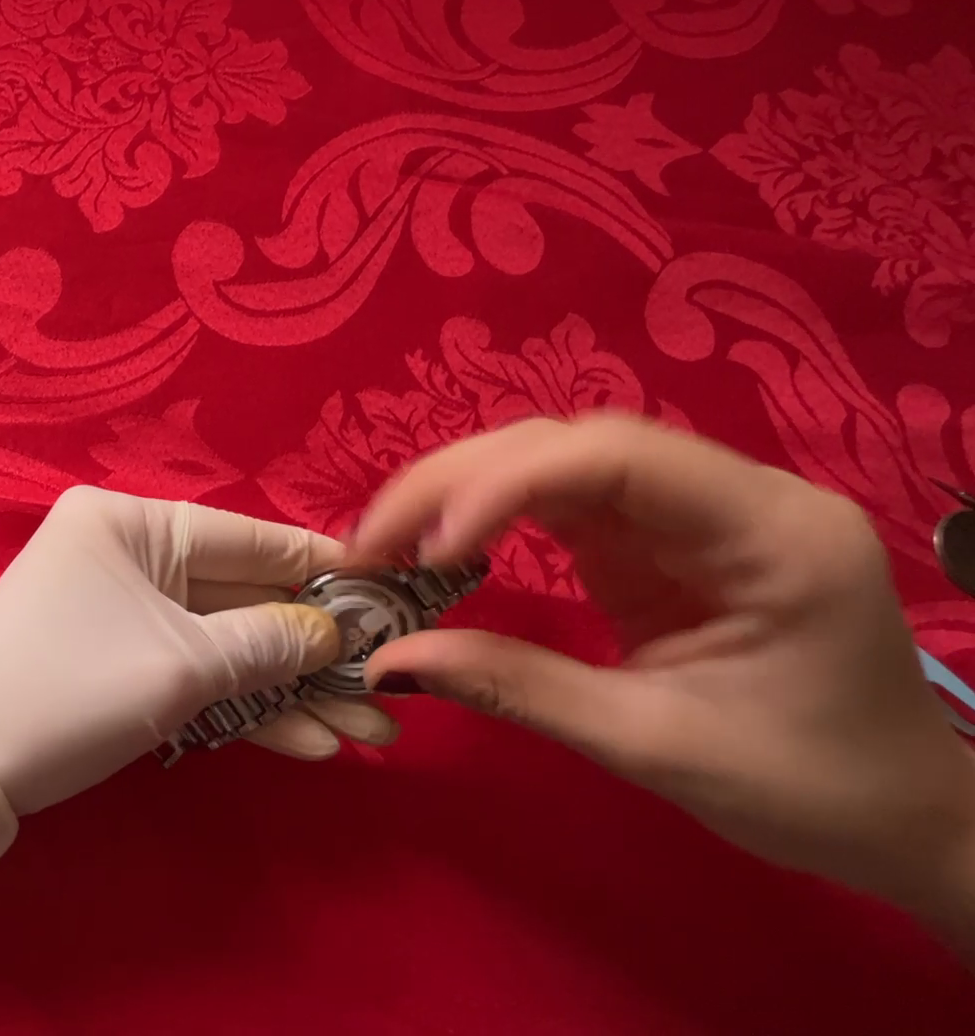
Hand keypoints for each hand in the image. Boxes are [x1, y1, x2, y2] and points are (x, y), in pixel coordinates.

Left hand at [0, 487, 397, 866]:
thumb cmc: (69, 692)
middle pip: (242, 595)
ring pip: (223, 643)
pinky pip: (192, 671)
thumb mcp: (180, 666)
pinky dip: (241, 705)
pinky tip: (307, 741)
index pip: (246, 537)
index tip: (389, 586)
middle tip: (389, 685)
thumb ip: (267, 643)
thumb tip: (331, 631)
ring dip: (288, 689)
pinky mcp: (118, 659)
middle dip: (313, 650)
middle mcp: (125, 553)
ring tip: (368, 732)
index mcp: (128, 523)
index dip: (321, 565)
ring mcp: (122, 609)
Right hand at [350, 414, 974, 918]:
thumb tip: (383, 660)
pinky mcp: (643, 538)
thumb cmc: (805, 785)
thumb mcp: (651, 743)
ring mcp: (678, 512)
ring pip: (543, 462)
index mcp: (767, 532)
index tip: (426, 552)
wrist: (892, 816)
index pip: (615, 458)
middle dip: (453, 483)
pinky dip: (477, 517)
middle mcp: (724, 495)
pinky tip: (433, 546)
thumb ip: (515, 687)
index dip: (504, 485)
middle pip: (563, 445)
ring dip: (452, 492)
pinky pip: (545, 502)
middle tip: (369, 543)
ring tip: (383, 542)